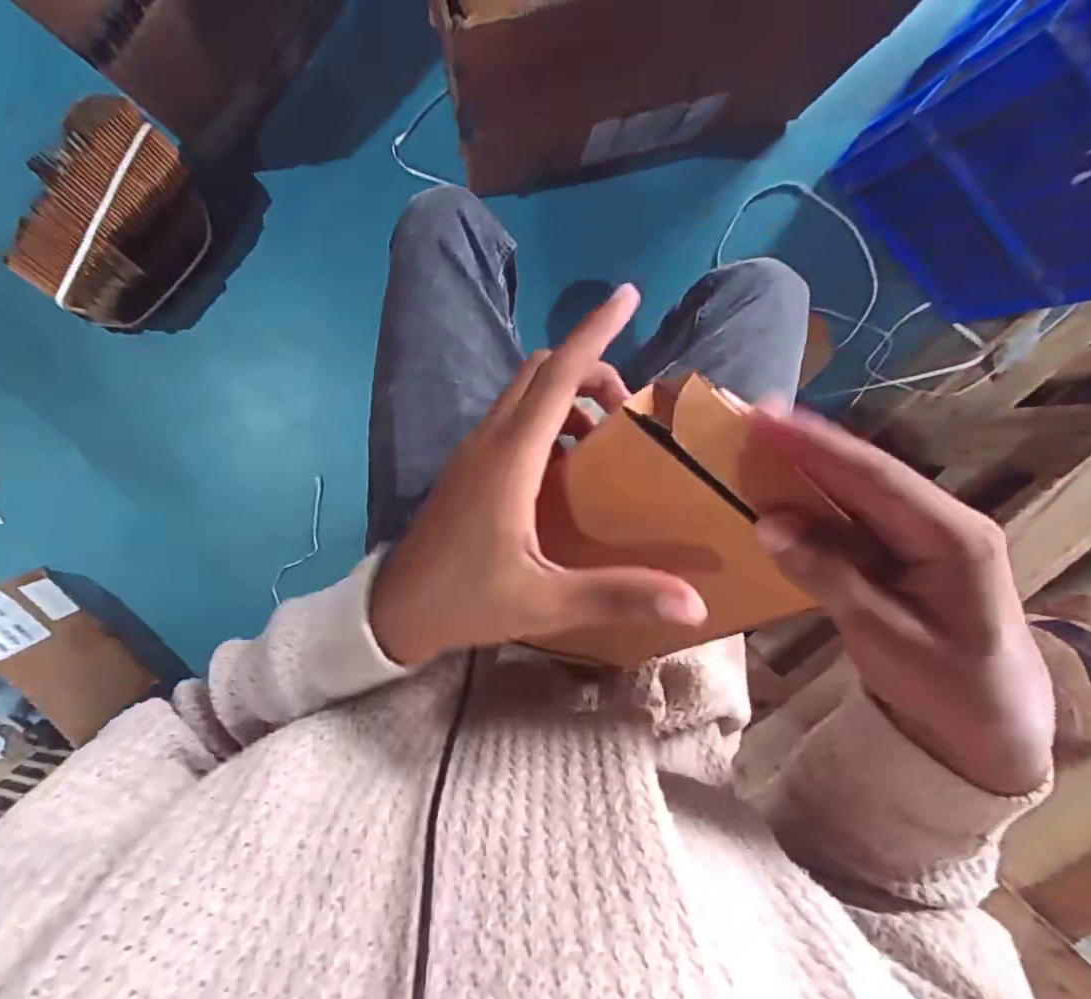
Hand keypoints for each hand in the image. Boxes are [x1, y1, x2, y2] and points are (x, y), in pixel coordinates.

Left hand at [369, 284, 708, 667]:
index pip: (557, 376)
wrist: (395, 610)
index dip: (594, 332)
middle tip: (627, 411)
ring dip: (565, 397)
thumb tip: (694, 605)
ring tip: (604, 441)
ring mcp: (471, 453)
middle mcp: (489, 442)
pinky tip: (565, 469)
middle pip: (539, 372)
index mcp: (510, 459)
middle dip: (588, 369)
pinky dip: (544, 421)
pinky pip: (510, 422)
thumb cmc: (465, 601)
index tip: (628, 296)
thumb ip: (616, 595)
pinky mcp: (466, 469)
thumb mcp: (544, 601)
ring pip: (522, 395)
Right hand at [748, 409, 1053, 795]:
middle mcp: (940, 523)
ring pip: (857, 491)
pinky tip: (781, 492)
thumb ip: (829, 577)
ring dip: (807, 467)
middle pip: (866, 473)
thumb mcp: (886, 636)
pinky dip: (811, 502)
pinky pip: (850, 519)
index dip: (817, 446)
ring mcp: (920, 537)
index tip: (766, 418)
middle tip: (752, 416)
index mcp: (953, 538)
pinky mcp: (900, 554)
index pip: (875, 479)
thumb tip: (769, 524)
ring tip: (758, 443)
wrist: (993, 725)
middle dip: (809, 443)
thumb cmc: (949, 684)